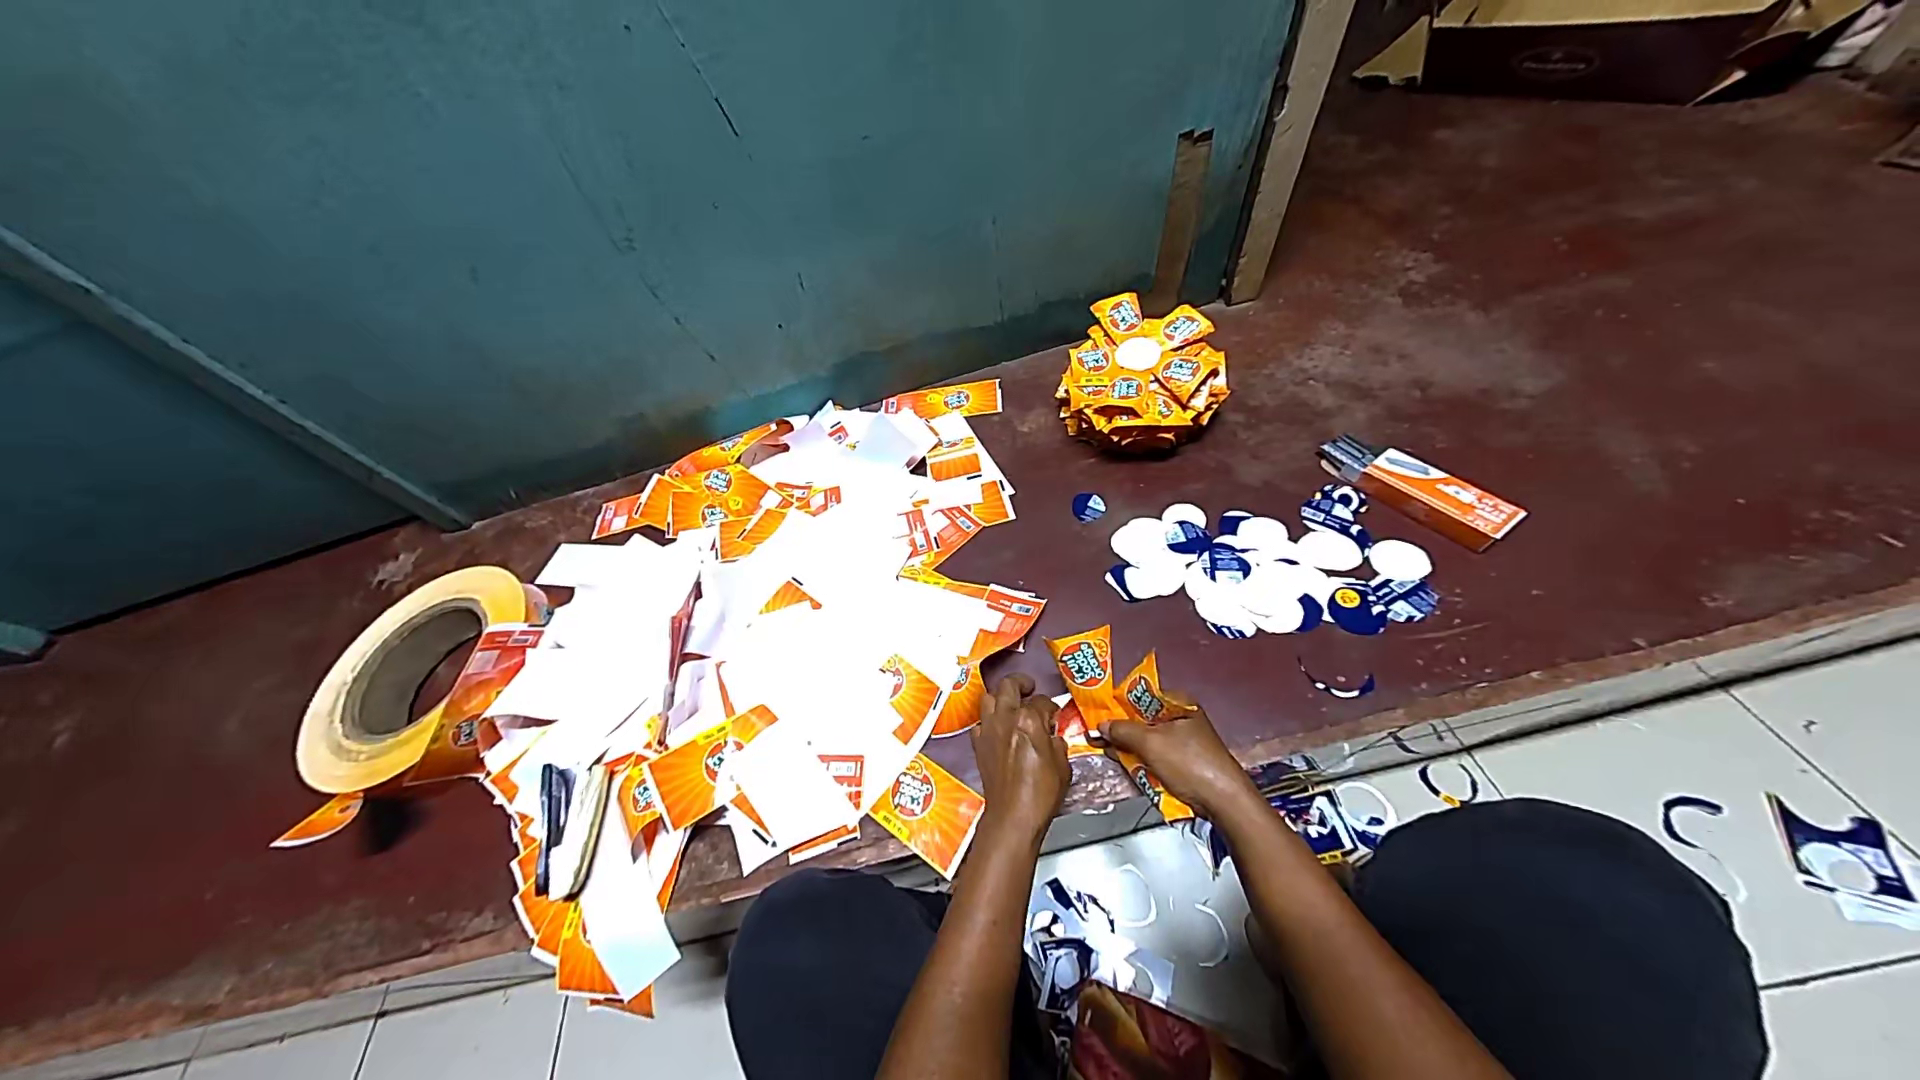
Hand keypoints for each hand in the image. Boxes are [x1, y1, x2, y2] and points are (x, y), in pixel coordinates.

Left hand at [971, 674, 1068, 848]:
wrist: (1013, 814)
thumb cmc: (1041, 792)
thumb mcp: (1062, 765)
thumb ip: (1057, 743)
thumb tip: (1052, 736)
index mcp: (1029, 720)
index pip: (1041, 701)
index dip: (1050, 706)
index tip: (1054, 713)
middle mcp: (1005, 719)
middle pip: (1008, 685)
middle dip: (1020, 682)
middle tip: (1029, 687)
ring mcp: (988, 730)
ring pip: (988, 698)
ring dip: (1000, 698)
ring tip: (1011, 704)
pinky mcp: (978, 745)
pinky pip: (980, 723)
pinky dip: (988, 722)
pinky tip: (998, 729)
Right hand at [1099, 698, 1260, 821]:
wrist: (1224, 802)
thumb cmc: (1189, 764)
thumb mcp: (1150, 743)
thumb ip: (1122, 731)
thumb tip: (1101, 725)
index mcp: (1178, 704)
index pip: (1140, 696)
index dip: (1117, 705)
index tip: (1098, 716)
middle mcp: (1181, 718)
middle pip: (1142, 719)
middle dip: (1121, 731)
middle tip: (1099, 740)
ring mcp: (1184, 740)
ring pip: (1147, 740)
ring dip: (1130, 749)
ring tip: (1112, 756)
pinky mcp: (1185, 761)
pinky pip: (1156, 756)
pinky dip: (1143, 762)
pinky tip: (1132, 769)